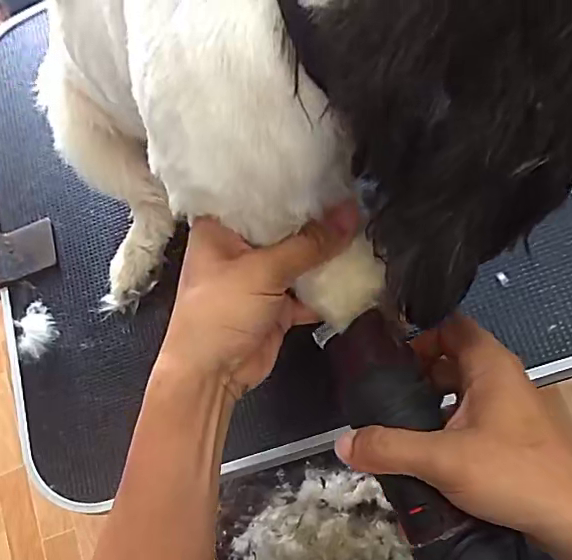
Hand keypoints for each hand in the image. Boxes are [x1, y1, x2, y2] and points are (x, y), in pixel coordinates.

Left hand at [159, 205, 357, 395]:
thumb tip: (348, 216)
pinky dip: (326, 292)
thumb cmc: (217, 315)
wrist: (212, 373)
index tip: (328, 175)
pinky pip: (307, 295)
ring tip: (358, 237)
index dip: (294, 186)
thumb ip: (310, 245)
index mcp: (221, 227)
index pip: (261, 195)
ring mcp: (260, 281)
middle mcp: (240, 250)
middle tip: (351, 205)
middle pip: (286, 230)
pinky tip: (350, 279)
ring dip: (325, 259)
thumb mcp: (264, 270)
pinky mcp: (277, 309)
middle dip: (317, 223)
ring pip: (300, 263)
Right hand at [335, 314, 571, 559]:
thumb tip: (342, 444)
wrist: (569, 517)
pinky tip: (430, 458)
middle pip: (452, 360)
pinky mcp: (517, 438)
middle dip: (416, 378)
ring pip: (463, 395)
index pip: (448, 326)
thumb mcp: (441, 460)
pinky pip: (476, 422)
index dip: (414, 336)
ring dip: (433, 408)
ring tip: (399, 431)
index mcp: (490, 365)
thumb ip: (389, 449)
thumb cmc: (512, 475)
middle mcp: (504, 378)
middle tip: (382, 402)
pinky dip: (451, 430)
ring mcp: (514, 409)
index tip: (382, 360)